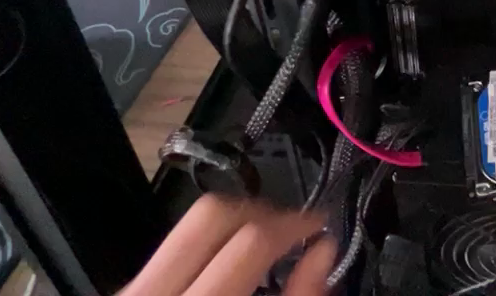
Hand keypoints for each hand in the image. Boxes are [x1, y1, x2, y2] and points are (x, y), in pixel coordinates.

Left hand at [119, 195, 334, 295]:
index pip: (250, 242)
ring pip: (188, 230)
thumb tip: (323, 251)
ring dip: (236, 231)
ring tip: (263, 254)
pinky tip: (227, 281)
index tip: (318, 229)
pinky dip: (210, 255)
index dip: (296, 225)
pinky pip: (171, 256)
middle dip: (263, 213)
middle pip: (211, 217)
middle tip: (291, 232)